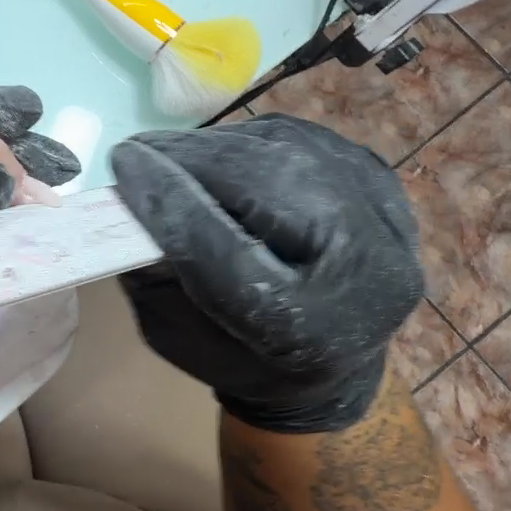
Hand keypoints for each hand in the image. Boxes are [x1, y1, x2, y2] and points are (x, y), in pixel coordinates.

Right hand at [109, 115, 423, 433]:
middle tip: (138, 150)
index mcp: (303, 330)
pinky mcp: (384, 184)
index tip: (122, 163)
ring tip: (168, 154)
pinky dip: (248, 142)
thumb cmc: (235, 357)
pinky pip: (303, 142)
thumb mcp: (172, 332)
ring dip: (216, 145)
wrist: (330, 369)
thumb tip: (126, 197)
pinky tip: (213, 156)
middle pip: (267, 184)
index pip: (223, 248)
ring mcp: (388, 218)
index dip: (168, 199)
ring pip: (286, 150)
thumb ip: (150, 271)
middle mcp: (365, 270)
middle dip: (191, 158)